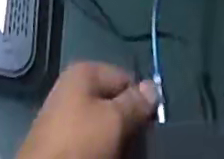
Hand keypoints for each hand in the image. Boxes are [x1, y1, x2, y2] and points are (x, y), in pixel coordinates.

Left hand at [16, 62, 157, 158]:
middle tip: (142, 142)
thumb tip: (153, 86)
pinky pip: (97, 135)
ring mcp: (71, 110)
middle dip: (131, 121)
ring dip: (121, 137)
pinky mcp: (69, 134)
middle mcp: (76, 85)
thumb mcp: (113, 120)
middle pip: (116, 100)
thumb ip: (134, 103)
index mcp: (85, 72)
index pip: (125, 78)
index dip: (142, 100)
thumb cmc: (81, 140)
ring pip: (108, 121)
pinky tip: (113, 154)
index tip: (153, 125)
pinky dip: (108, 145)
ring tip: (126, 151)